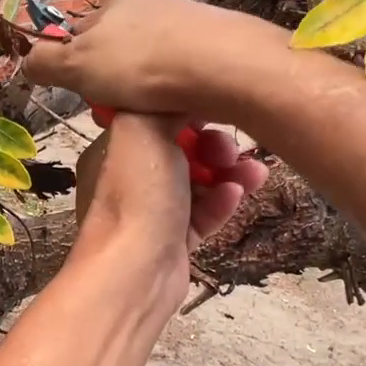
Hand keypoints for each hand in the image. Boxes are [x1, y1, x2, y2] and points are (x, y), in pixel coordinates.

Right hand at [23, 0, 284, 119]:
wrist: (226, 67)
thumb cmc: (140, 67)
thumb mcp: (75, 67)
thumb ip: (44, 63)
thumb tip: (26, 61)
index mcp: (115, 6)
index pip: (79, 36)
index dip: (75, 69)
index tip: (86, 97)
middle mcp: (151, 6)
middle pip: (116, 51)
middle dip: (112, 83)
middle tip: (118, 111)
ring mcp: (188, 22)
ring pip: (151, 63)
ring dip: (145, 90)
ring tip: (152, 114)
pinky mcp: (219, 43)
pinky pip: (184, 71)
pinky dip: (177, 91)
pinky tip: (182, 107)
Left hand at [71, 113, 268, 310]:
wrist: (135, 269)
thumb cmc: (135, 194)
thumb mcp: (142, 130)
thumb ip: (162, 106)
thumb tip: (186, 97)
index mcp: (113, 150)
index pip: (152, 119)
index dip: (186, 113)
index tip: (213, 111)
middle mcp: (129, 178)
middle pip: (181, 149)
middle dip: (214, 145)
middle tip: (229, 151)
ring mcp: (151, 211)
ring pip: (199, 181)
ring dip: (229, 173)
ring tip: (253, 173)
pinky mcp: (173, 240)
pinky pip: (204, 212)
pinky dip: (222, 202)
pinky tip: (236, 196)